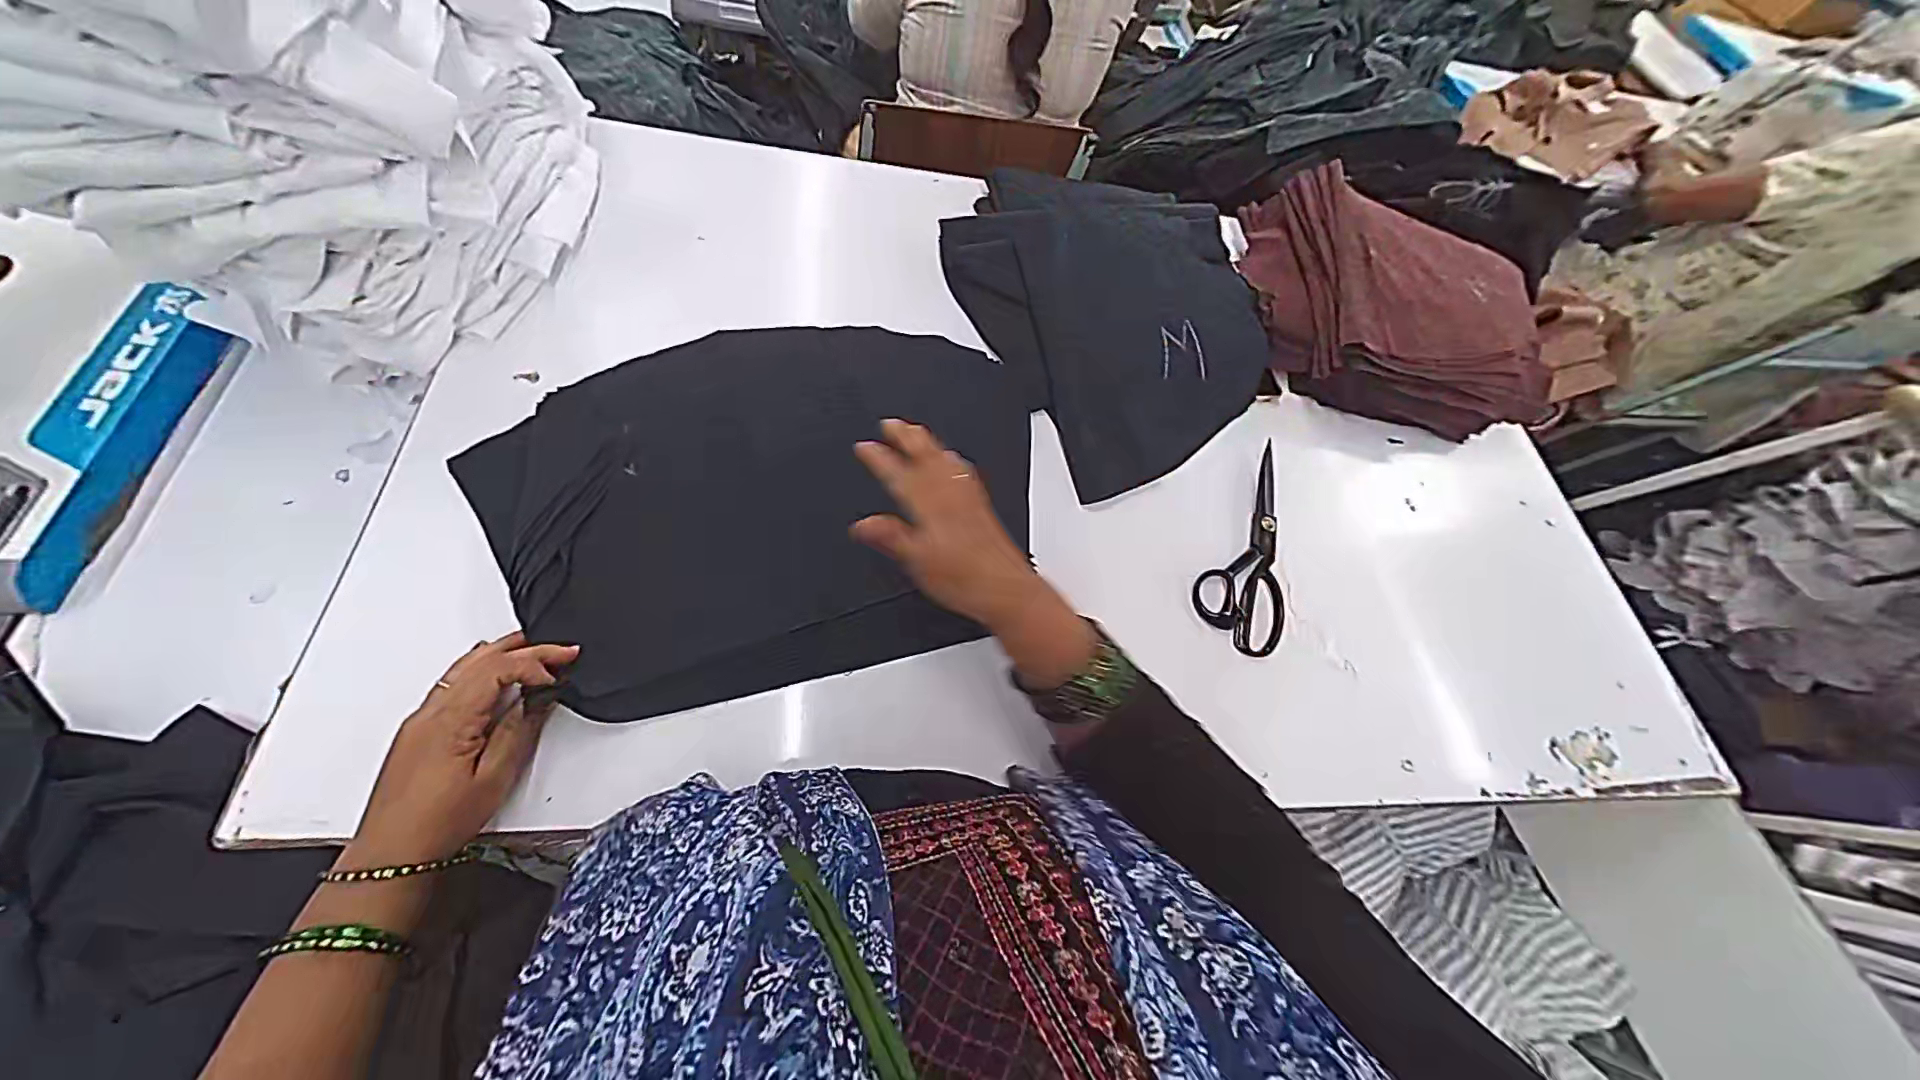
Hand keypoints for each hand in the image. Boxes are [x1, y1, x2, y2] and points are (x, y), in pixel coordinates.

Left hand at [349, 633, 578, 867]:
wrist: (392, 853)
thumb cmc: (438, 822)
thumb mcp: (495, 777)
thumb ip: (519, 730)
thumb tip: (538, 699)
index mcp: (449, 721)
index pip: (496, 670)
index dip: (534, 663)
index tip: (558, 672)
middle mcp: (430, 713)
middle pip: (482, 660)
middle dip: (527, 649)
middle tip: (561, 651)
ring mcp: (421, 719)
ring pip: (464, 667)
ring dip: (503, 653)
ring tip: (536, 650)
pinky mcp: (419, 729)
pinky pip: (454, 682)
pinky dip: (483, 668)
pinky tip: (499, 673)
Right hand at [851, 419, 1045, 628]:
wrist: (1006, 589)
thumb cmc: (966, 580)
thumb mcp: (917, 562)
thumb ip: (890, 538)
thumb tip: (862, 524)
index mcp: (931, 508)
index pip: (899, 475)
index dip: (879, 459)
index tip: (865, 446)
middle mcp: (951, 498)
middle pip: (926, 458)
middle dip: (906, 437)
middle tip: (891, 423)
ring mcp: (968, 501)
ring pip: (945, 461)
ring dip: (928, 443)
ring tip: (917, 432)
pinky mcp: (981, 509)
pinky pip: (964, 474)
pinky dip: (953, 461)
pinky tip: (954, 461)